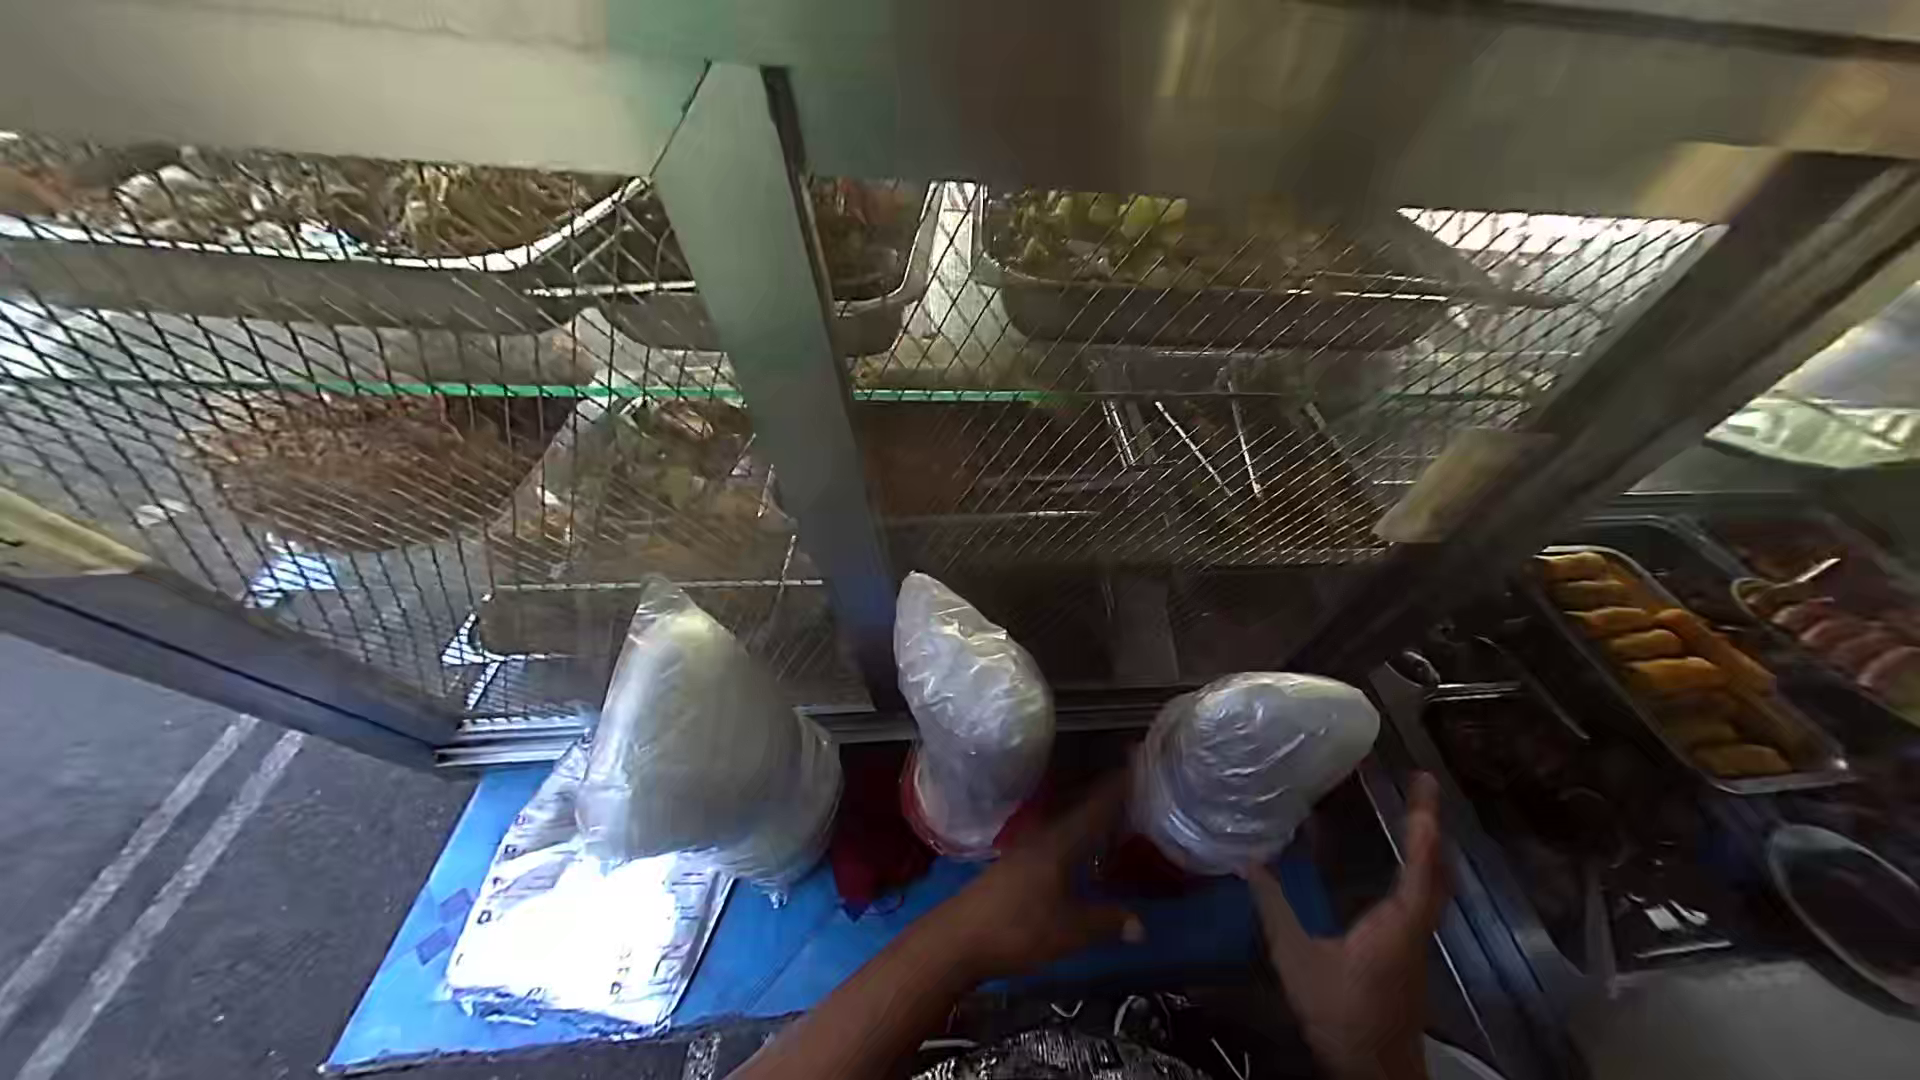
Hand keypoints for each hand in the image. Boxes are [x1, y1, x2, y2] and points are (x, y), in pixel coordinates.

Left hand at [922, 775, 1144, 981]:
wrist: (960, 936)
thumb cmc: (1019, 927)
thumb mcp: (1071, 929)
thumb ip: (1107, 921)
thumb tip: (1142, 924)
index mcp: (1061, 841)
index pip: (1096, 806)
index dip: (1117, 786)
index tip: (1138, 765)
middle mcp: (1044, 834)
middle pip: (1081, 808)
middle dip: (1107, 798)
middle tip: (1136, 789)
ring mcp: (1027, 846)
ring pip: (1067, 822)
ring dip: (1090, 816)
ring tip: (1116, 814)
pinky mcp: (1016, 862)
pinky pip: (1056, 837)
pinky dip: (1075, 835)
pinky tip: (1081, 850)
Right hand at [1247, 773, 1449, 1079]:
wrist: (1374, 1072)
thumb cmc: (1339, 1013)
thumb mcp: (1296, 958)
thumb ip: (1273, 906)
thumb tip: (1246, 860)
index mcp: (1397, 925)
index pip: (1420, 865)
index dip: (1423, 822)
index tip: (1422, 784)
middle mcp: (1416, 927)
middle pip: (1437, 868)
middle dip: (1432, 824)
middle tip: (1422, 785)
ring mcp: (1416, 940)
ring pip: (1434, 883)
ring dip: (1429, 845)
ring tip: (1413, 810)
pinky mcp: (1408, 950)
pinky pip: (1423, 895)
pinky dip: (1419, 866)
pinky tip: (1399, 860)